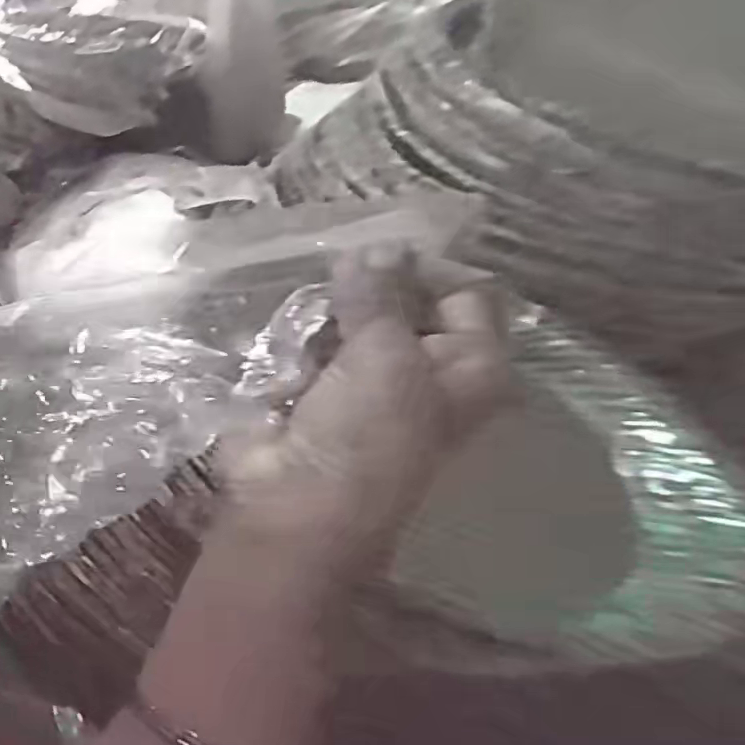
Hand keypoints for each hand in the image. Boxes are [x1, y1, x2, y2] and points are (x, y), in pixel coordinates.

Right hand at [223, 247, 511, 570]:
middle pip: (395, 308)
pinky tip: (277, 378)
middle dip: (356, 299)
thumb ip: (378, 298)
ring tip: (297, 347)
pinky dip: (284, 358)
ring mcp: (357, 385)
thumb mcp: (383, 357)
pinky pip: (297, 355)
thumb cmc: (362, 433)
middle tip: (325, 297)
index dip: (422, 268)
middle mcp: (419, 371)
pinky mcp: (305, 395)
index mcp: (468, 364)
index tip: (368, 254)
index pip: (463, 293)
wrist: (294, 498)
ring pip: (338, 329)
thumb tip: (374, 246)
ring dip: (313, 331)